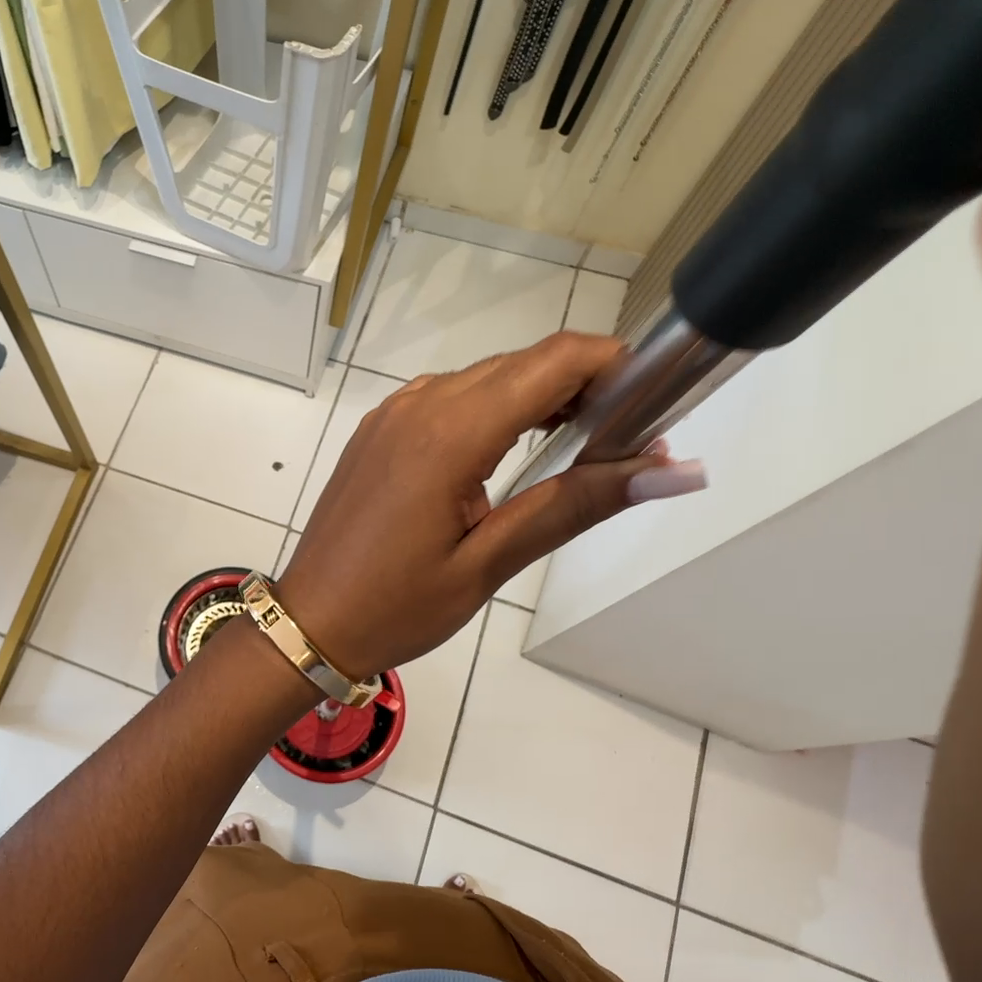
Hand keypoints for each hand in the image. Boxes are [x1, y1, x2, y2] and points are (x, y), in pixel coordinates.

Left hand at [276, 333, 705, 682]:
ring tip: (579, 448)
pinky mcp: (376, 431)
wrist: (310, 620)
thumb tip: (672, 470)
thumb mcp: (489, 563)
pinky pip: (446, 398)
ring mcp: (390, 415)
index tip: (653, 402)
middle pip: (521, 364)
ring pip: (484, 377)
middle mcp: (417, 406)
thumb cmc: (395, 606)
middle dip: (583, 385)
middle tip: (624, 441)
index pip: (552, 361)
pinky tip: (511, 451)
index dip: (613, 364)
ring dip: (537, 396)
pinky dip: (491, 409)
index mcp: (448, 433)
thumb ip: (575, 506)